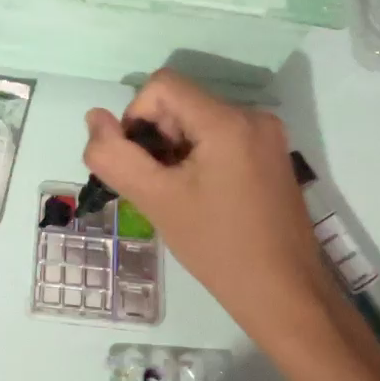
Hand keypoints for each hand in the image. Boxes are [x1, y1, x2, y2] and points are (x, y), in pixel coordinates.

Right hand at [83, 70, 332, 338]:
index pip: (162, 85)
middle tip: (159, 186)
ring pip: (197, 120)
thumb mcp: (156, 200)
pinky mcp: (272, 154)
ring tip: (181, 195)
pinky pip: (220, 136)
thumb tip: (95, 118)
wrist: (285, 294)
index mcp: (227, 121)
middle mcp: (253, 116)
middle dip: (157, 137)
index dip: (136, 117)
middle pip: (181, 102)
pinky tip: (201, 196)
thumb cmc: (218, 248)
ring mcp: (267, 135)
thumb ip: (115, 156)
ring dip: (176, 149)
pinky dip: (198, 156)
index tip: (141, 164)